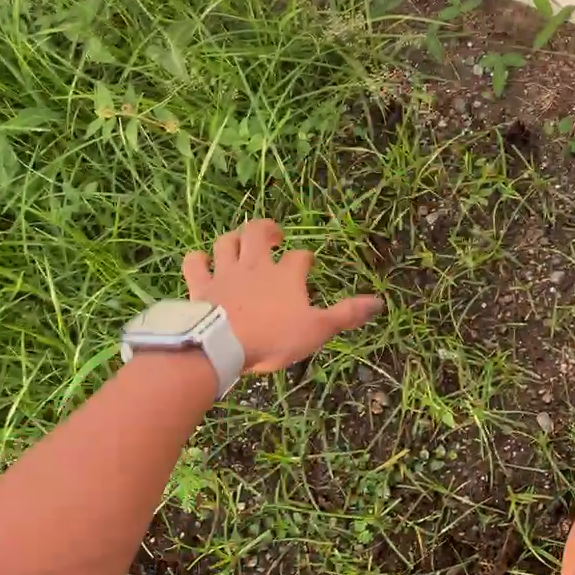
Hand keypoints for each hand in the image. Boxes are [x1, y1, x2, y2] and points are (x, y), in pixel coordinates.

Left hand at [181, 219, 382, 372]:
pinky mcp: (200, 286)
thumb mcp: (318, 329)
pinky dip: (198, 260)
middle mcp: (255, 265)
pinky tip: (202, 261)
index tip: (308, 264)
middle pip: (258, 233)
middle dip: (267, 229)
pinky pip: (194, 264)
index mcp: (286, 274)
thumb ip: (346, 314)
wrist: (221, 345)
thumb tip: (379, 302)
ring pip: (226, 242)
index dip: (306, 259)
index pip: (300, 257)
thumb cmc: (274, 337)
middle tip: (275, 234)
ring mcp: (224, 273)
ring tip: (240, 243)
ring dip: (234, 239)